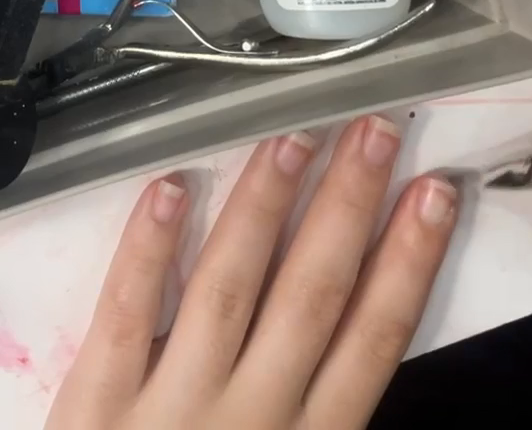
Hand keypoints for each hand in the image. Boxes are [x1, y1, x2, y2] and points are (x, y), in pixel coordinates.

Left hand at [47, 116, 458, 429]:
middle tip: (374, 130)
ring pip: (230, 287)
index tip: (434, 191)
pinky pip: (126, 313)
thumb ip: (320, 411)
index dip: (409, 259)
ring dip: (265, 208)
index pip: (372, 336)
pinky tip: (172, 188)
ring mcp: (172, 405)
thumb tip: (367, 328)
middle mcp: (253, 416)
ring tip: (292, 139)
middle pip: (312, 294)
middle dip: (349, 207)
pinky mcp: (97, 403)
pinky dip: (148, 250)